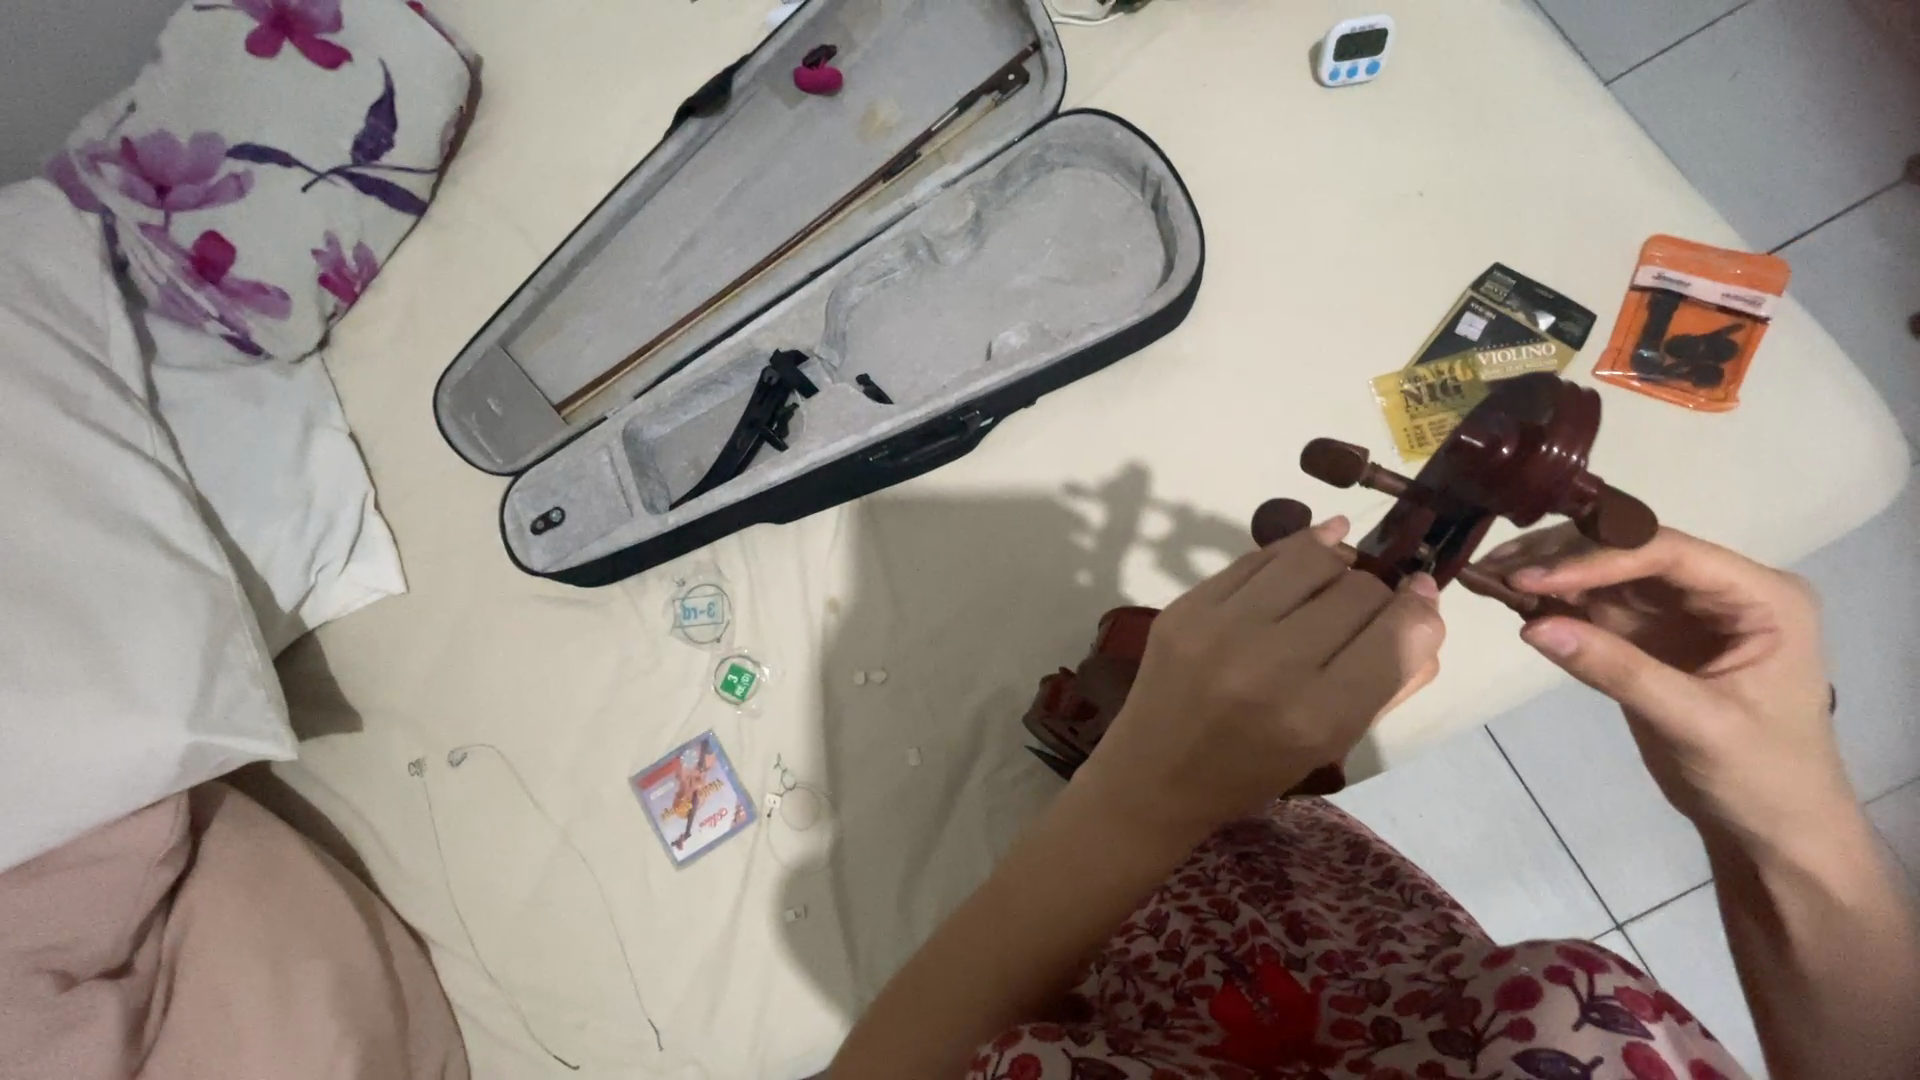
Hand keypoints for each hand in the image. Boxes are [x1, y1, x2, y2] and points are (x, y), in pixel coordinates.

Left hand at [1074, 517, 1444, 844]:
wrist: (1153, 775)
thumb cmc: (1251, 772)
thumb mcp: (1331, 746)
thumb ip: (1389, 684)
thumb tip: (1425, 610)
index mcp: (1316, 718)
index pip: (1396, 637)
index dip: (1420, 611)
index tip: (1421, 597)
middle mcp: (1268, 666)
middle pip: (1356, 592)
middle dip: (1378, 591)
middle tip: (1372, 600)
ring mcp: (1217, 630)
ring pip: (1308, 560)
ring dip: (1338, 560)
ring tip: (1343, 568)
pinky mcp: (1184, 608)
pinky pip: (1255, 559)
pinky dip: (1292, 550)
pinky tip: (1314, 547)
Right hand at [1481, 524, 1849, 852]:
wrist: (1769, 826)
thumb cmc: (1761, 775)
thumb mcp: (1695, 722)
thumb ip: (1617, 670)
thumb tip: (1532, 628)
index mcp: (1758, 597)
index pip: (1665, 553)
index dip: (1593, 558)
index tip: (1528, 578)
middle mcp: (1714, 590)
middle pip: (1623, 550)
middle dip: (1556, 558)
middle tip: (1493, 569)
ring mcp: (1673, 609)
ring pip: (1595, 570)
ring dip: (1539, 572)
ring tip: (1485, 577)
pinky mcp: (1638, 631)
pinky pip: (1582, 602)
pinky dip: (1540, 598)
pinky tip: (1498, 593)